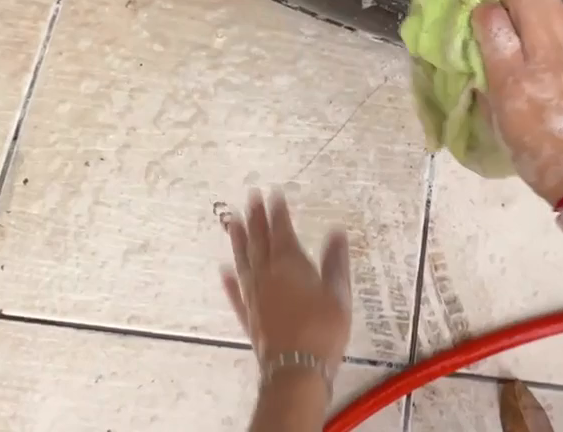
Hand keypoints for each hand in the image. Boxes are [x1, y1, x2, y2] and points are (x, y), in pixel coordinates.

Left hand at [221, 189, 352, 381]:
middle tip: (249, 196)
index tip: (272, 192)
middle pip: (259, 240)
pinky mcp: (249, 317)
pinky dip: (230, 281)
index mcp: (289, 263)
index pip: (281, 229)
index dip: (277, 210)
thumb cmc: (322, 328)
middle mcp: (267, 274)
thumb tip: (337, 232)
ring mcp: (254, 296)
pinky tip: (224, 272)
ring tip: (233, 222)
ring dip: (239, 240)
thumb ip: (335, 261)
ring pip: (244, 261)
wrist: (296, 370)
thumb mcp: (338, 292)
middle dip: (255, 217)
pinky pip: (236, 294)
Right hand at [471, 0, 562, 202]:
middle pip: (529, 0)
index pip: (494, 22)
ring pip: (551, 1)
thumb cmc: (527, 145)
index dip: (481, 7)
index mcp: (513, 79)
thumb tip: (477, 38)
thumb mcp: (493, 114)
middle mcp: (543, 59)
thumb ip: (482, 73)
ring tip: (518, 9)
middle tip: (496, 1)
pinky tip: (540, 25)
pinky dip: (549, 11)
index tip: (474, 9)